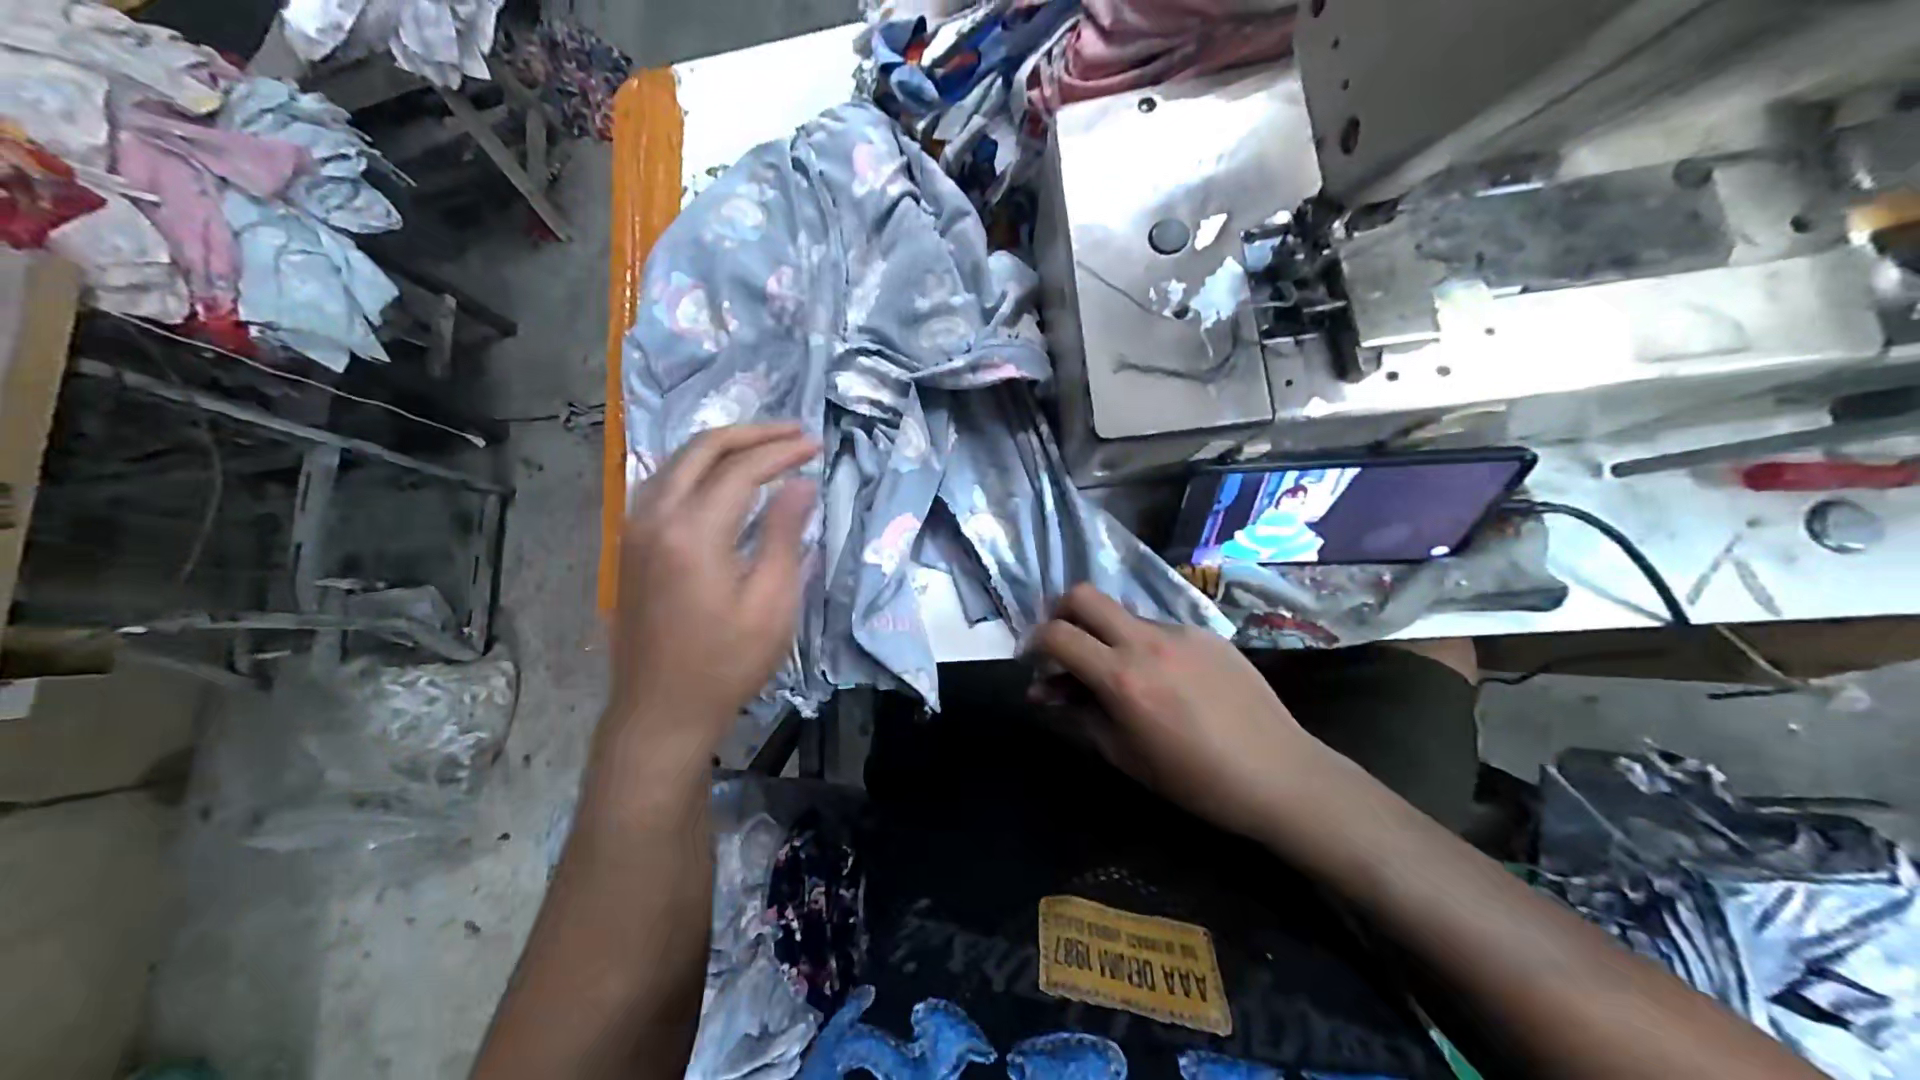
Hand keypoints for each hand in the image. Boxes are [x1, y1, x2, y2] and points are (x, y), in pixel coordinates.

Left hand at [612, 423, 816, 751]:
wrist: (660, 710)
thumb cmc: (725, 663)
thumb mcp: (771, 603)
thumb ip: (783, 534)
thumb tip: (800, 483)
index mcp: (692, 531)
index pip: (742, 469)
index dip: (782, 451)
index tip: (815, 445)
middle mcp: (655, 516)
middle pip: (702, 449)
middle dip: (751, 434)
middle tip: (794, 433)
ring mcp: (635, 529)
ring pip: (677, 461)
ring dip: (722, 446)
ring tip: (764, 446)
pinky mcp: (630, 545)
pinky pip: (663, 483)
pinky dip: (697, 467)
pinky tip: (721, 478)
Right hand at [1029, 584, 1326, 838]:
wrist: (1280, 774)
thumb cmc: (1195, 779)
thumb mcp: (1124, 755)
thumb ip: (1078, 715)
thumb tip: (1044, 691)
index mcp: (1122, 677)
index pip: (1057, 634)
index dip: (1034, 643)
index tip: (1034, 661)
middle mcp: (1147, 641)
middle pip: (1084, 595)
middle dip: (1061, 613)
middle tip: (1064, 645)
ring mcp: (1181, 631)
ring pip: (1125, 613)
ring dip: (1107, 634)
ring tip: (1122, 676)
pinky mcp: (1208, 634)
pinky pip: (1161, 628)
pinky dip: (1145, 644)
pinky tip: (1166, 680)